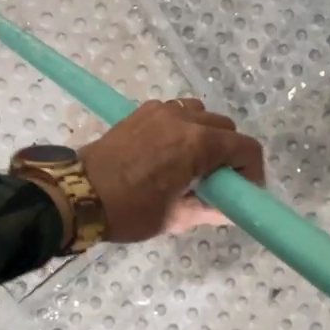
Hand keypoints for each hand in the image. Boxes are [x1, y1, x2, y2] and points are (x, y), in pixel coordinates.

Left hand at [79, 98, 265, 242]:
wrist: (78, 193)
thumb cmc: (129, 210)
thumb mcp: (176, 217)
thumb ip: (209, 210)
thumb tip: (229, 211)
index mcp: (197, 144)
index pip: (245, 149)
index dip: (251, 172)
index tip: (242, 192)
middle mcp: (182, 119)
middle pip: (224, 128)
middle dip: (228, 154)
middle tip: (217, 182)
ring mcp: (158, 111)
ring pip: (199, 114)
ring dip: (205, 136)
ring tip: (193, 164)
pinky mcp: (139, 112)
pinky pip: (174, 112)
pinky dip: (181, 127)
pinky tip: (169, 151)